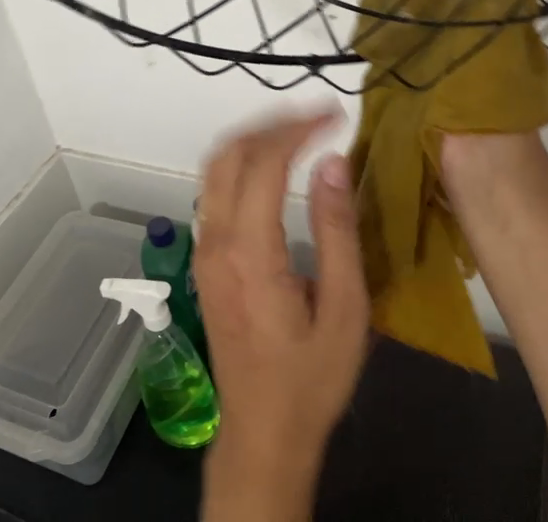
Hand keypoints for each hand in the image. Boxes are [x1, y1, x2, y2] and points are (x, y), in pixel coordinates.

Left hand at [194, 111, 370, 519]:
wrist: (262, 431)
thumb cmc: (310, 378)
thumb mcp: (345, 311)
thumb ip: (337, 232)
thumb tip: (332, 163)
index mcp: (249, 252)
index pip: (265, 163)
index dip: (298, 129)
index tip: (335, 115)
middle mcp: (214, 242)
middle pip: (229, 155)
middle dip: (271, 124)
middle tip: (316, 117)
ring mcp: (202, 250)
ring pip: (213, 170)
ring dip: (251, 140)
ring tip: (297, 132)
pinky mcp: (203, 261)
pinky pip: (213, 193)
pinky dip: (239, 165)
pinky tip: (272, 169)